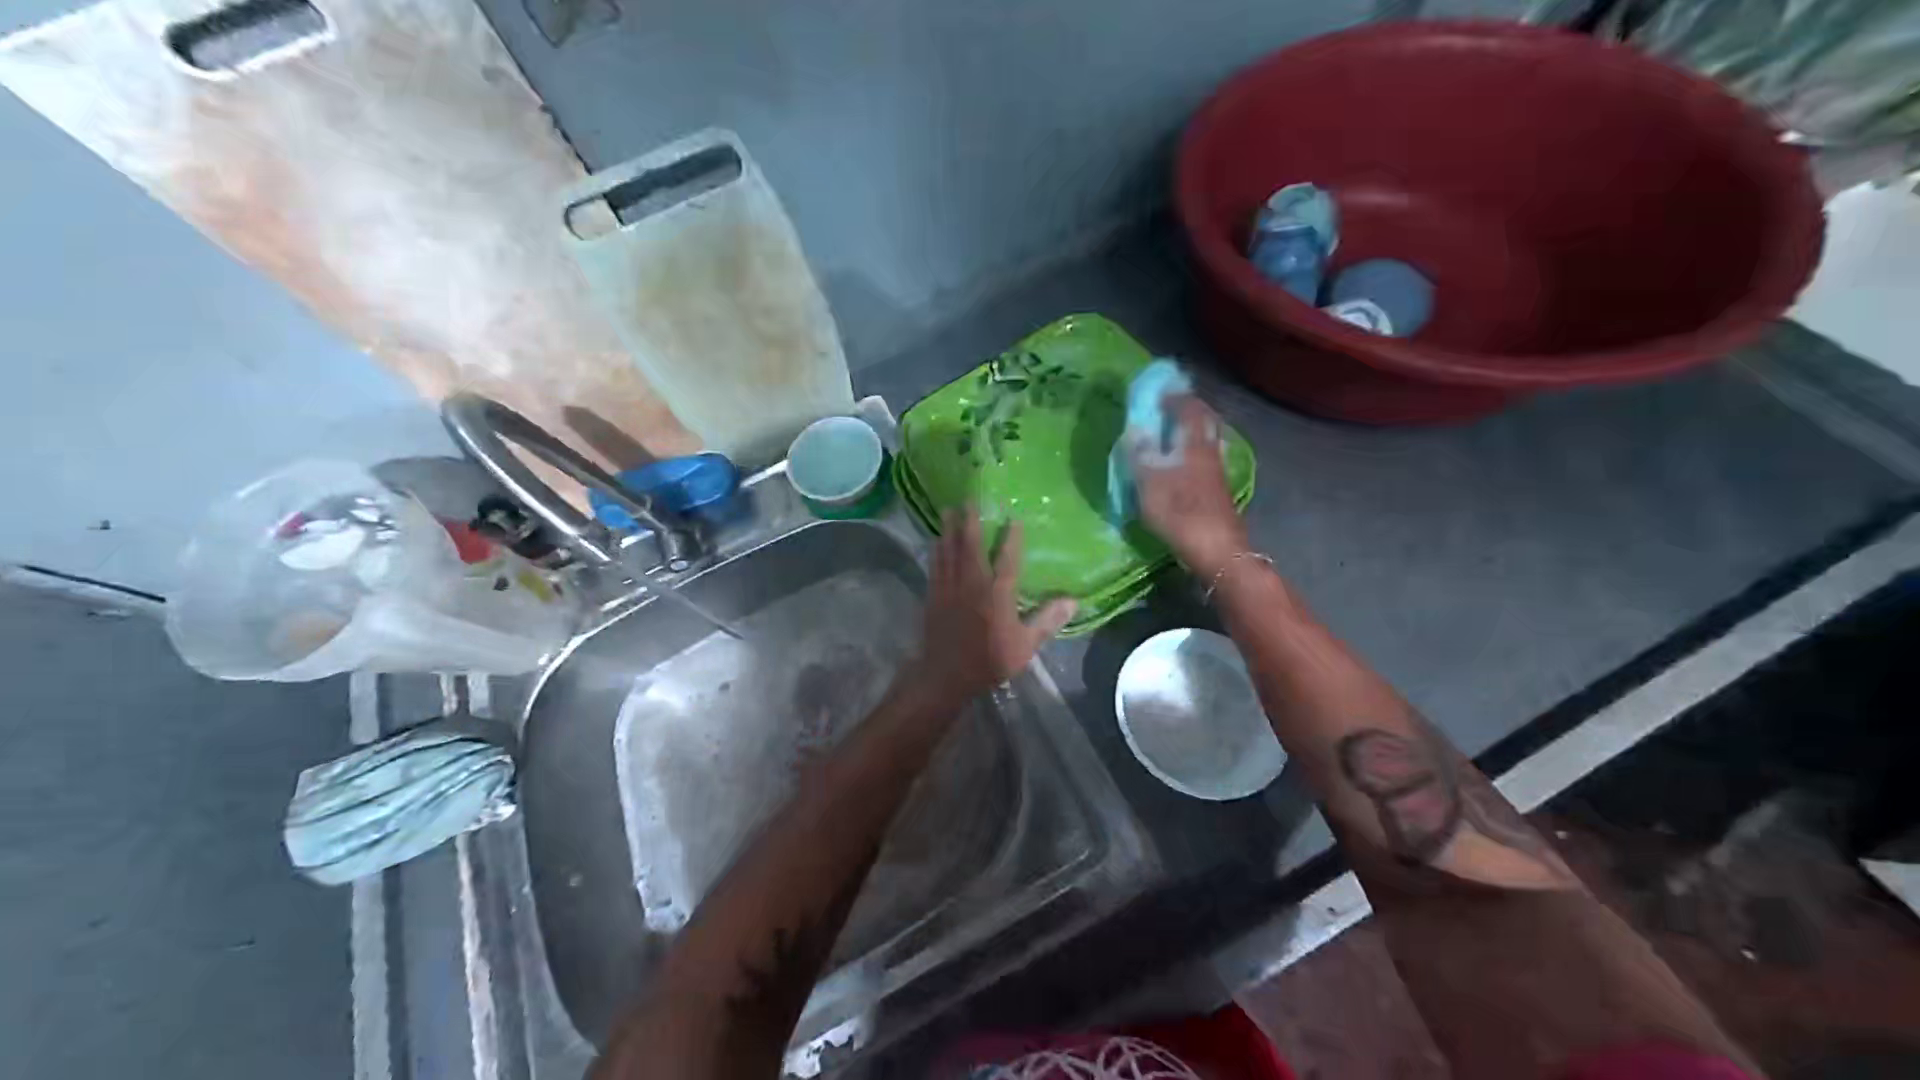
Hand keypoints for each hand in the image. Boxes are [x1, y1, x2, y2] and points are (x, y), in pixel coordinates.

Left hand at [915, 508, 1076, 705]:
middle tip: (969, 500)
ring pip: (948, 551)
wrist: (946, 675)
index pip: (1007, 558)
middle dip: (970, 522)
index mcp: (997, 593)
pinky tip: (935, 542)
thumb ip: (1047, 620)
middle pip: (971, 545)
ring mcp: (949, 588)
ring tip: (948, 511)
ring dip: (949, 530)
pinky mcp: (933, 596)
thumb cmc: (989, 661)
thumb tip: (1073, 600)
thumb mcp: (1025, 645)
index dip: (1011, 537)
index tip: (1013, 517)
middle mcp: (972, 583)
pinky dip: (936, 551)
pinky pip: (935, 566)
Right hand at [1131, 396, 1248, 577]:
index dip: (1174, 397)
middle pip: (1205, 421)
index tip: (1158, 393)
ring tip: (1174, 433)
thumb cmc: (1180, 513)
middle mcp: (1210, 451)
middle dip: (1189, 410)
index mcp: (1194, 444)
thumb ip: (1140, 453)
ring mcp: (1217, 472)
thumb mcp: (1149, 483)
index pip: (1189, 409)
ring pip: (1208, 439)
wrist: (1217, 550)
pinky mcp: (1218, 490)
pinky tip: (1184, 463)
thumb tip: (1134, 429)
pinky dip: (1194, 451)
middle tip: (1170, 407)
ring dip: (1193, 430)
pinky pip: (1206, 458)